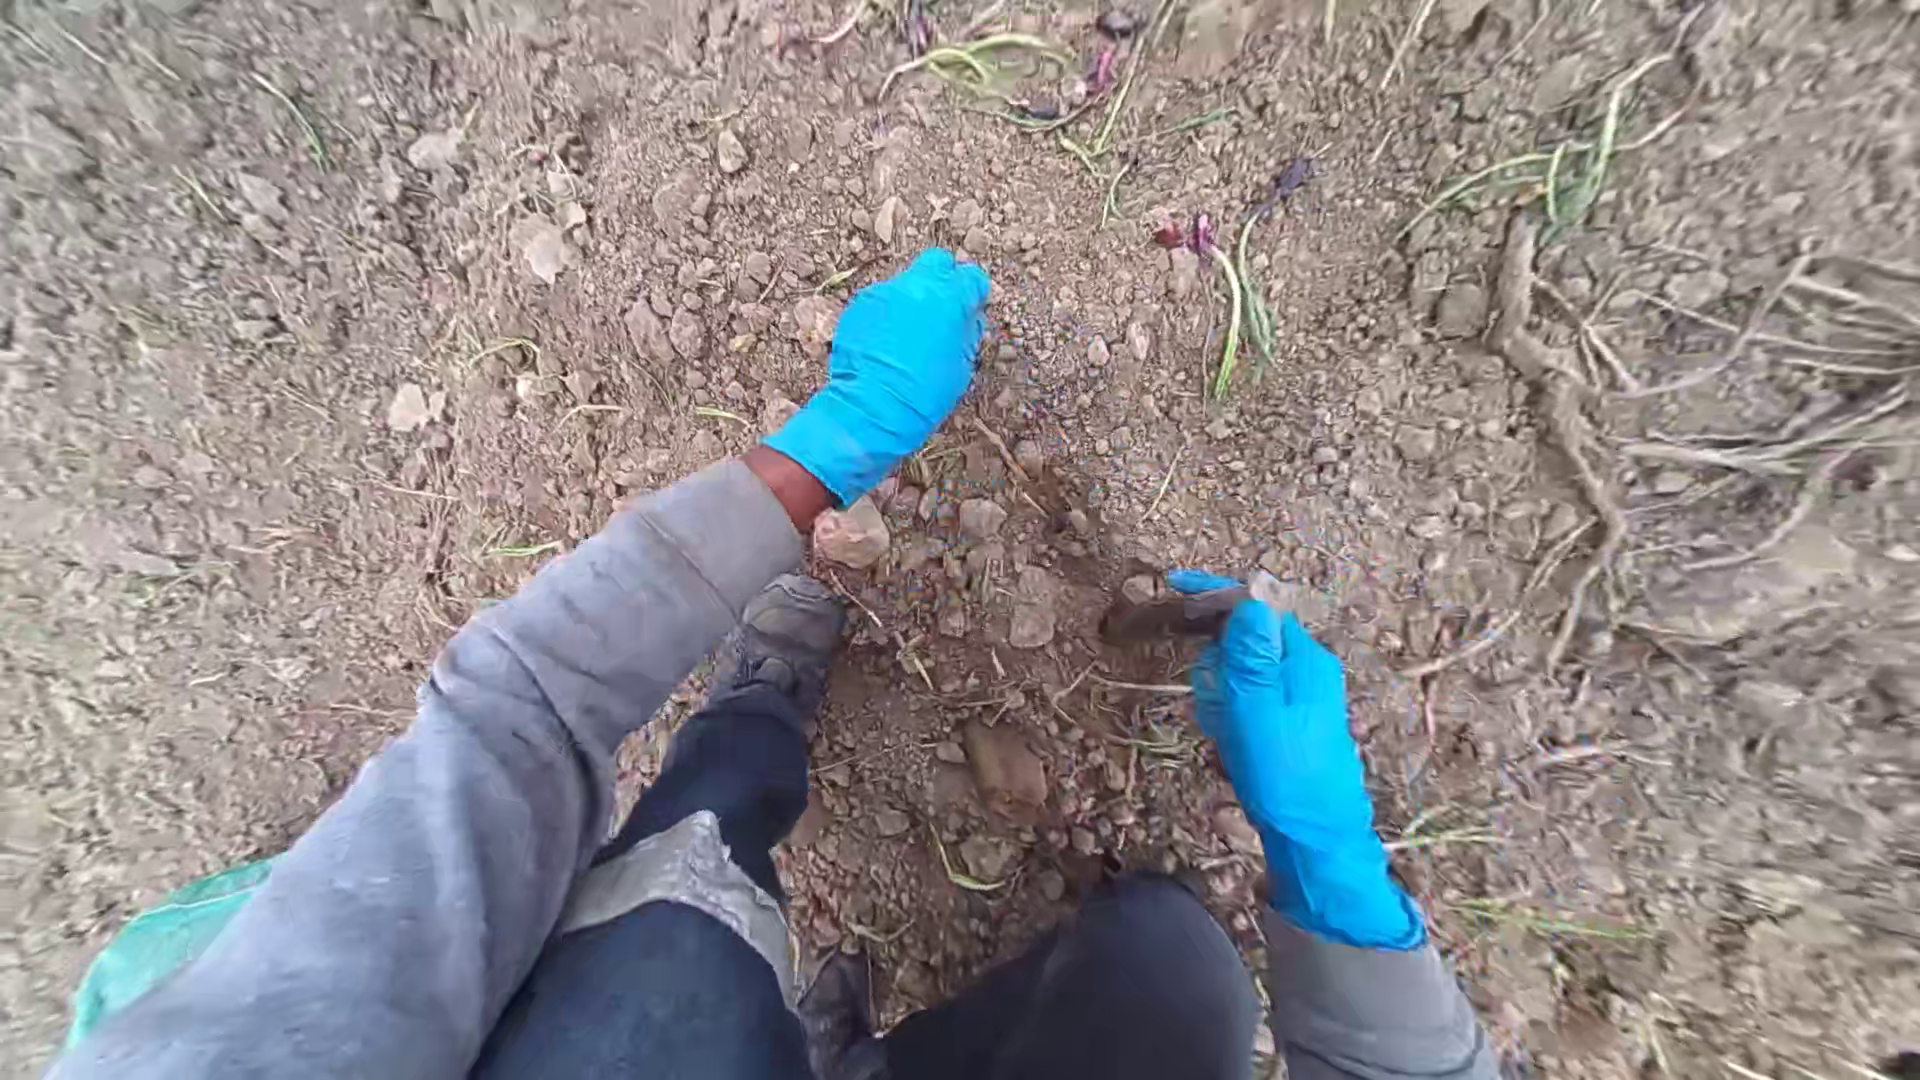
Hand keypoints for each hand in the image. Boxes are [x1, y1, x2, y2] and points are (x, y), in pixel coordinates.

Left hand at [764, 249, 990, 504]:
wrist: (873, 409)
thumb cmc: (923, 396)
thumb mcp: (961, 368)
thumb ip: (968, 333)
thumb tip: (971, 317)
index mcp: (949, 300)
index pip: (972, 278)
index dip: (973, 296)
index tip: (971, 310)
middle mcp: (916, 286)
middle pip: (938, 263)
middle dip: (944, 281)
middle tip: (943, 310)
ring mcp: (885, 293)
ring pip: (908, 283)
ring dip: (914, 301)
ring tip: (910, 337)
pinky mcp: (861, 305)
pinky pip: (883, 301)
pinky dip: (889, 315)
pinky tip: (888, 345)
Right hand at [1168, 571, 1424, 949]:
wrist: (1313, 839)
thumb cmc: (1284, 774)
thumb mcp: (1259, 710)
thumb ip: (1252, 653)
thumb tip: (1251, 595)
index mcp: (1303, 659)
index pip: (1255, 606)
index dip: (1214, 592)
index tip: (1173, 585)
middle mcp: (1303, 667)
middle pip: (1243, 635)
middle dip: (1214, 659)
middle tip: (1210, 700)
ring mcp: (1295, 692)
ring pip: (1238, 666)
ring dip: (1218, 688)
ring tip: (1222, 726)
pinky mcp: (1285, 714)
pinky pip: (1243, 692)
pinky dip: (1227, 706)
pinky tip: (1228, 736)